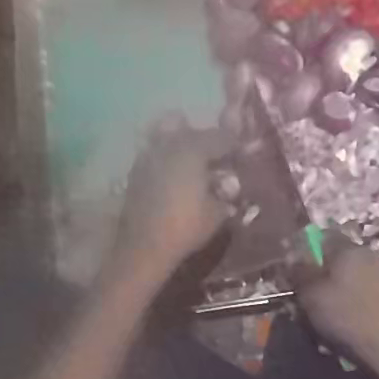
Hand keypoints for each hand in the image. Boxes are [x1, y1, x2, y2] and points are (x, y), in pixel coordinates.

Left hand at [112, 116, 236, 282]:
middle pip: (192, 132)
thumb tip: (229, 188)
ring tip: (194, 167)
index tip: (243, 154)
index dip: (234, 145)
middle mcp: (168, 144)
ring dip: (183, 146)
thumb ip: (226, 195)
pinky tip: (175, 179)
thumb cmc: (186, 227)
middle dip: (207, 142)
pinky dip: (167, 161)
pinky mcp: (135, 171)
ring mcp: (148, 155)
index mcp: (193, 149)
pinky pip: (156, 154)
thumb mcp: (217, 214)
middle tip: (219, 162)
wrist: (143, 247)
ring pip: (168, 136)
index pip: (221, 137)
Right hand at [292, 233, 378, 378]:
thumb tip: (293, 257)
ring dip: (327, 302)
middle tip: (302, 305)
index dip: (302, 253)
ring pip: (342, 285)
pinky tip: (339, 333)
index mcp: (348, 248)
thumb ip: (299, 272)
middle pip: (331, 263)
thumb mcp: (312, 293)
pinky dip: (344, 313)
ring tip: (319, 325)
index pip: (320, 236)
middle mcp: (366, 258)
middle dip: (315, 282)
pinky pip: (355, 300)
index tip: (291, 275)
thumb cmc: (348, 316)